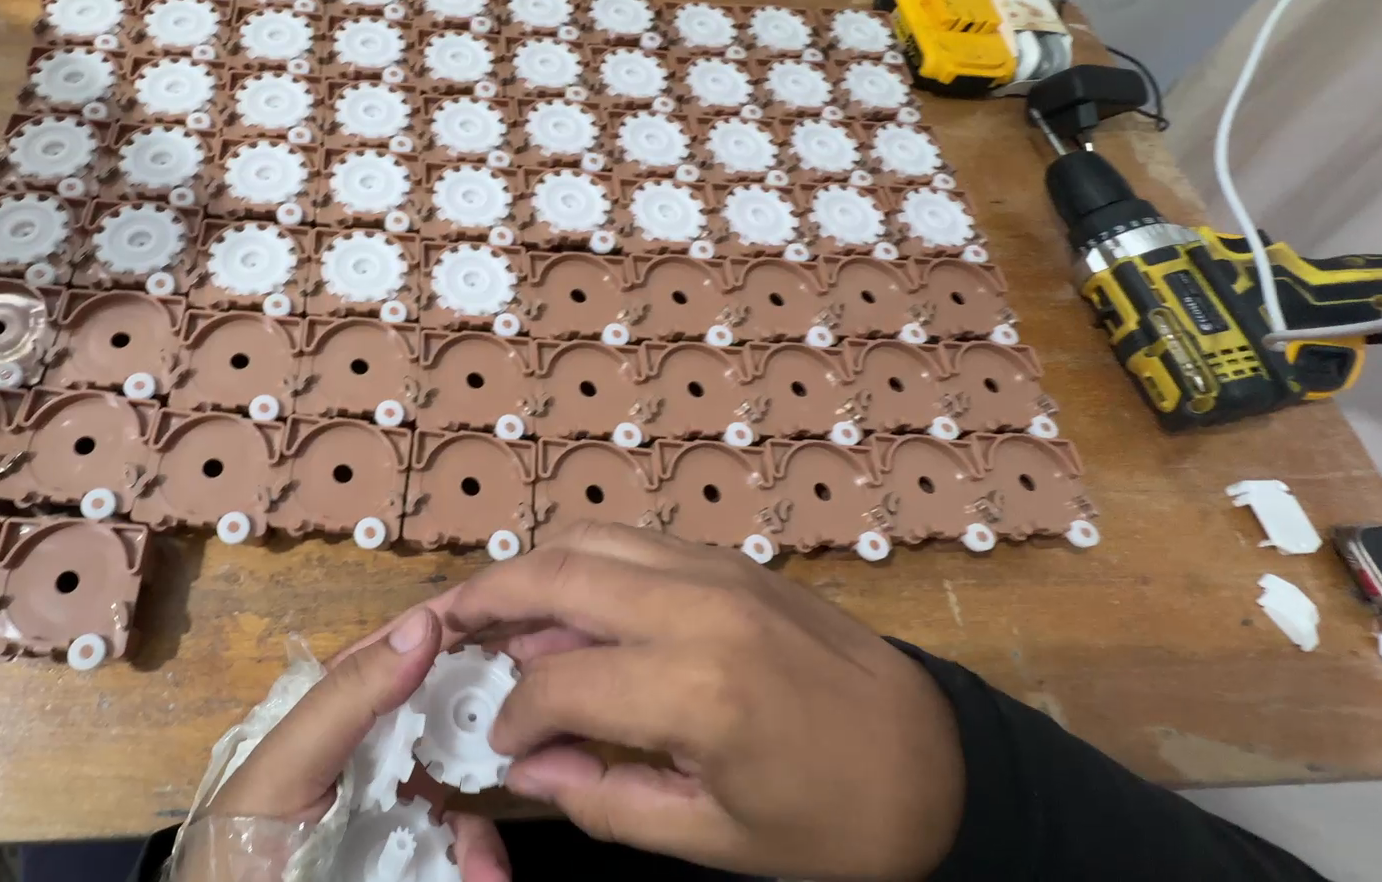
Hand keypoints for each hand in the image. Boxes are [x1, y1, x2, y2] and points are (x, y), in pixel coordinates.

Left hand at [199, 606, 509, 881]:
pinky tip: (483, 877)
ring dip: (491, 810)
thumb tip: (427, 622)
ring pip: (474, 780)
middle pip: (457, 711)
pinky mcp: (422, 853)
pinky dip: (482, 861)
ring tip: (489, 861)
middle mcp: (388, 743)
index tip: (520, 626)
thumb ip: (350, 696)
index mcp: (353, 705)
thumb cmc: (248, 839)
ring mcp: (407, 800)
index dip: (465, 634)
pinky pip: (467, 845)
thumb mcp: (288, 762)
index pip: (417, 652)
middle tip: (534, 734)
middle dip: (497, 720)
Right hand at [429, 523, 966, 880]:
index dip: (514, 715)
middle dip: (485, 597)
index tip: (498, 742)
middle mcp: (694, 606)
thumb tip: (525, 767)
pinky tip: (563, 595)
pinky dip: (578, 559)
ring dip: (529, 568)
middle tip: (442, 623)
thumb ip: (606, 799)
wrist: (938, 759)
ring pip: (588, 540)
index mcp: (696, 689)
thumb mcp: (718, 840)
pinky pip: (629, 540)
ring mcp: (713, 568)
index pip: (560, 684)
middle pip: (556, 575)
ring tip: (492, 605)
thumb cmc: (833, 822)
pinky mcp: (727, 557)